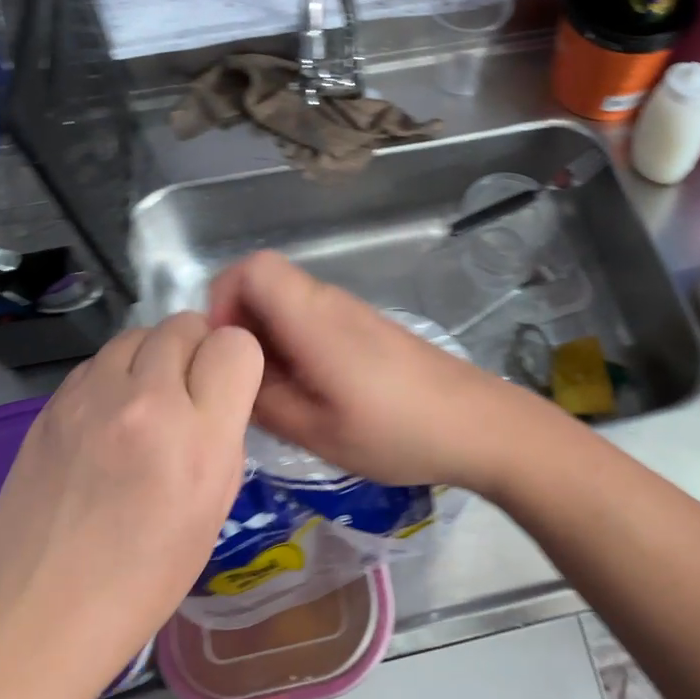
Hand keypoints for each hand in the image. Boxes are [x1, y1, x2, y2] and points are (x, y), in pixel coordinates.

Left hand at [0, 314, 262, 691]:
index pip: (235, 344)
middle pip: (185, 325)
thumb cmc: (142, 581)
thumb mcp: (213, 511)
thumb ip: (223, 438)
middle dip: (197, 350)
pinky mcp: (51, 404)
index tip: (228, 389)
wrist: (36, 616)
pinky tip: (109, 419)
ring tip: (148, 403)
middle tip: (190, 395)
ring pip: (139, 334)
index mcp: (198, 438)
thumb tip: (217, 396)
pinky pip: (98, 362)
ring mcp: (90, 398)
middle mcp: (146, 402)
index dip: (236, 362)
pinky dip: (114, 376)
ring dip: (153, 357)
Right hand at [208, 250, 540, 489]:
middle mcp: (330, 302)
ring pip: (288, 307)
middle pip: (265, 285)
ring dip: (269, 343)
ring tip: (275, 399)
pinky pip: (313, 323)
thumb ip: (263, 399)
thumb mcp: (316, 430)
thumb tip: (232, 374)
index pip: (250, 268)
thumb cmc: (395, 430)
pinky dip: (296, 350)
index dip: (222, 300)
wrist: (477, 425)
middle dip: (241, 328)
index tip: (222, 354)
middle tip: (243, 385)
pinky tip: (310, 397)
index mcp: (312, 316)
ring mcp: (352, 314)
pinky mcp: (368, 330)